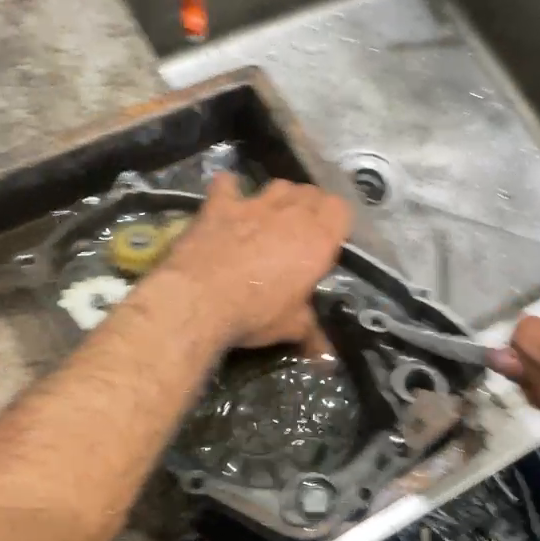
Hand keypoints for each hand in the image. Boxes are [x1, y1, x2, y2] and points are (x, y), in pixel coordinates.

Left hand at [159, 174, 353, 349]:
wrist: (199, 300)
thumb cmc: (254, 313)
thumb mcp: (289, 327)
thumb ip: (310, 332)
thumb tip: (325, 355)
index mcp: (317, 240)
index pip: (341, 210)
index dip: (336, 221)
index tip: (329, 238)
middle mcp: (290, 214)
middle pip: (311, 193)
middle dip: (310, 207)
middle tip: (302, 230)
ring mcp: (253, 205)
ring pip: (278, 185)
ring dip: (279, 196)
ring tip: (273, 214)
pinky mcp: (219, 205)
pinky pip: (227, 184)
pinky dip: (229, 189)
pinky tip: (227, 197)